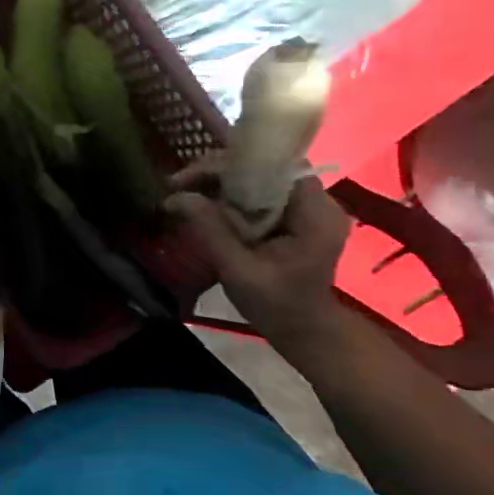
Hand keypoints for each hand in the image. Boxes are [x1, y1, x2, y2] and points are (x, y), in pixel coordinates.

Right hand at [165, 167, 350, 339]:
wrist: (303, 331)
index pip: (275, 167)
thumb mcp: (239, 271)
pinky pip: (259, 192)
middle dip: (219, 171)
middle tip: (179, 183)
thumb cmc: (276, 305)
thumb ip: (211, 231)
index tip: (192, 176)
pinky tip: (205, 202)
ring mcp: (306, 208)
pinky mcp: (293, 215)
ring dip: (220, 181)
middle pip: (264, 167)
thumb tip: (176, 197)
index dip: (231, 164)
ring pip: (258, 177)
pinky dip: (230, 194)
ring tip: (185, 190)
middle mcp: (317, 203)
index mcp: (315, 215)